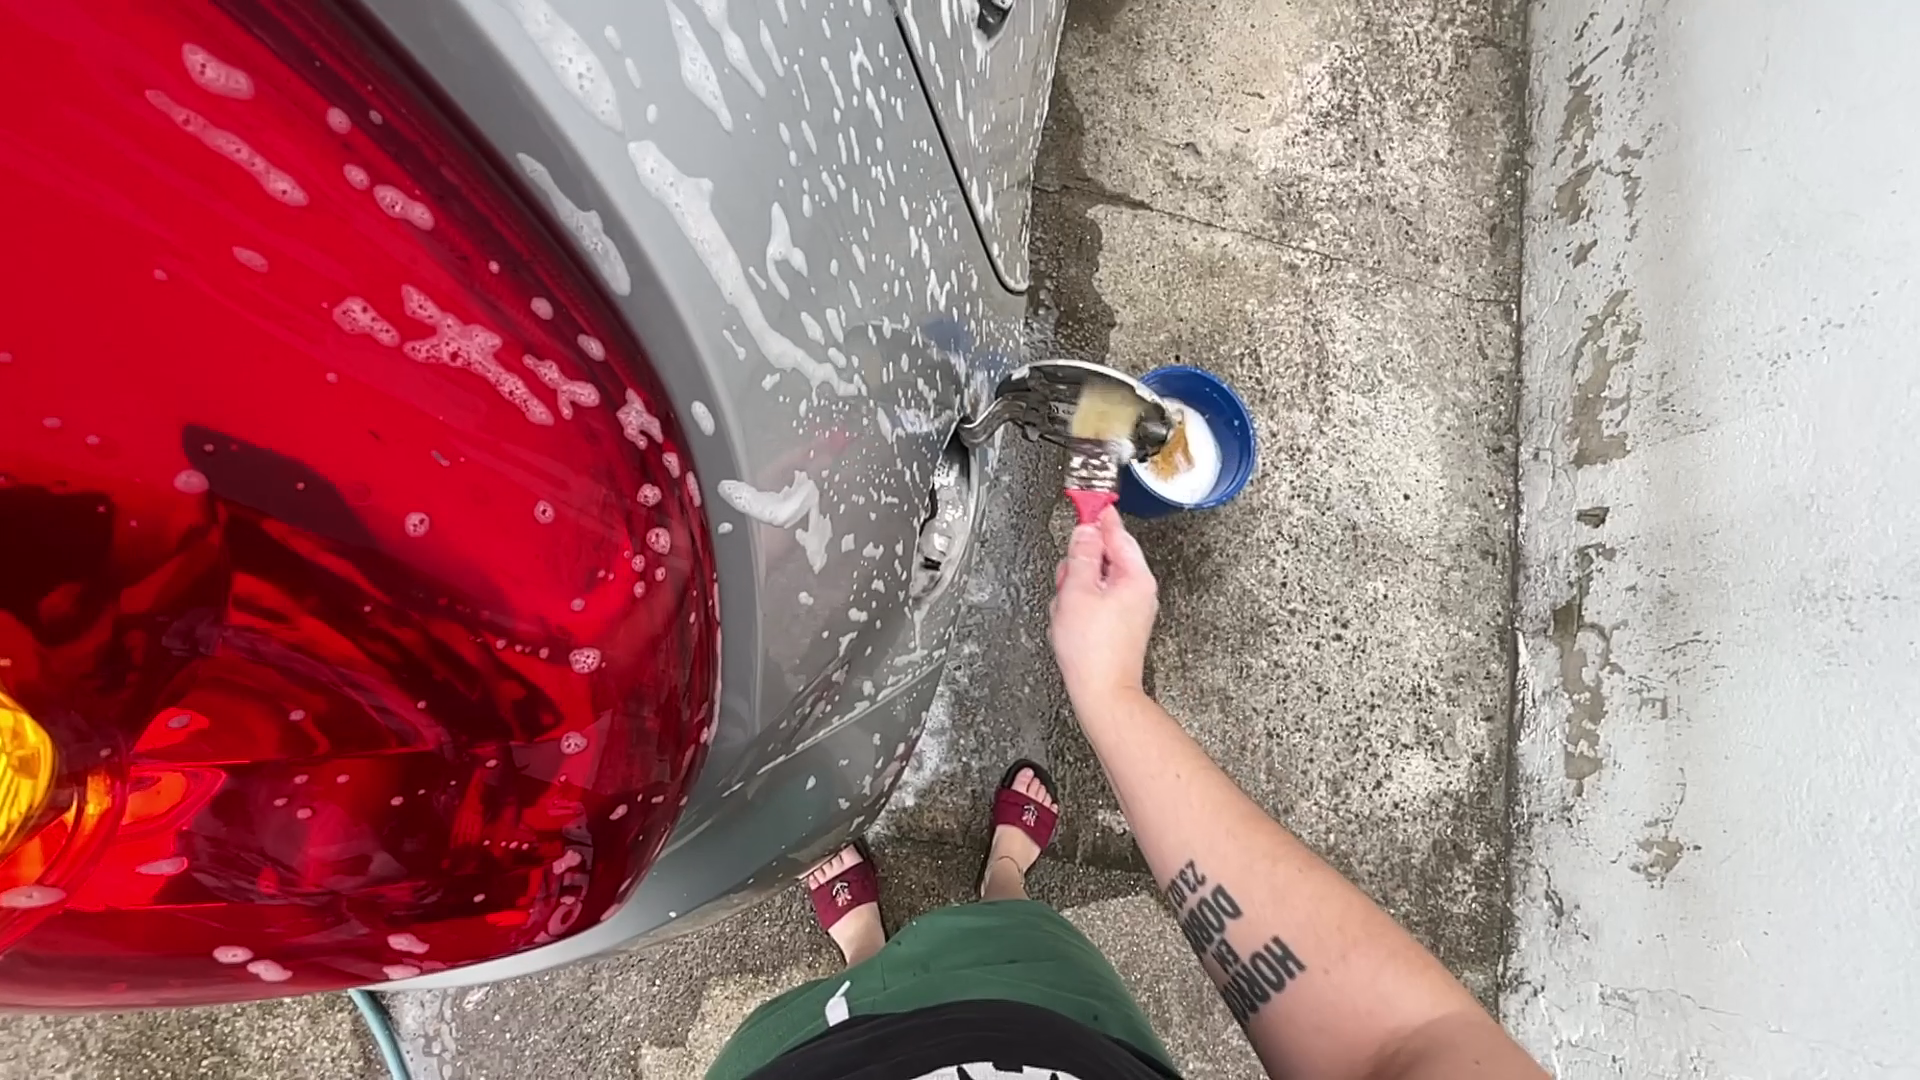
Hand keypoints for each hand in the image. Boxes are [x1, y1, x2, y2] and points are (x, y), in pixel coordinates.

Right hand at [1049, 506, 1158, 712]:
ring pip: (1094, 580)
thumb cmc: (1094, 650)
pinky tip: (1071, 624)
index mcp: (1135, 576)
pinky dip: (1079, 607)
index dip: (1096, 516)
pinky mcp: (1119, 624)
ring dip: (1075, 590)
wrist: (1102, 692)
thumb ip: (1081, 554)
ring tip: (1069, 612)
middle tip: (1068, 584)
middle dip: (1079, 566)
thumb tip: (1085, 531)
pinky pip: (1094, 601)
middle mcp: (1138, 590)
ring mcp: (1130, 608)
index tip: (1086, 500)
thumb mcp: (1078, 590)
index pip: (1116, 532)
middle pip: (1103, 556)